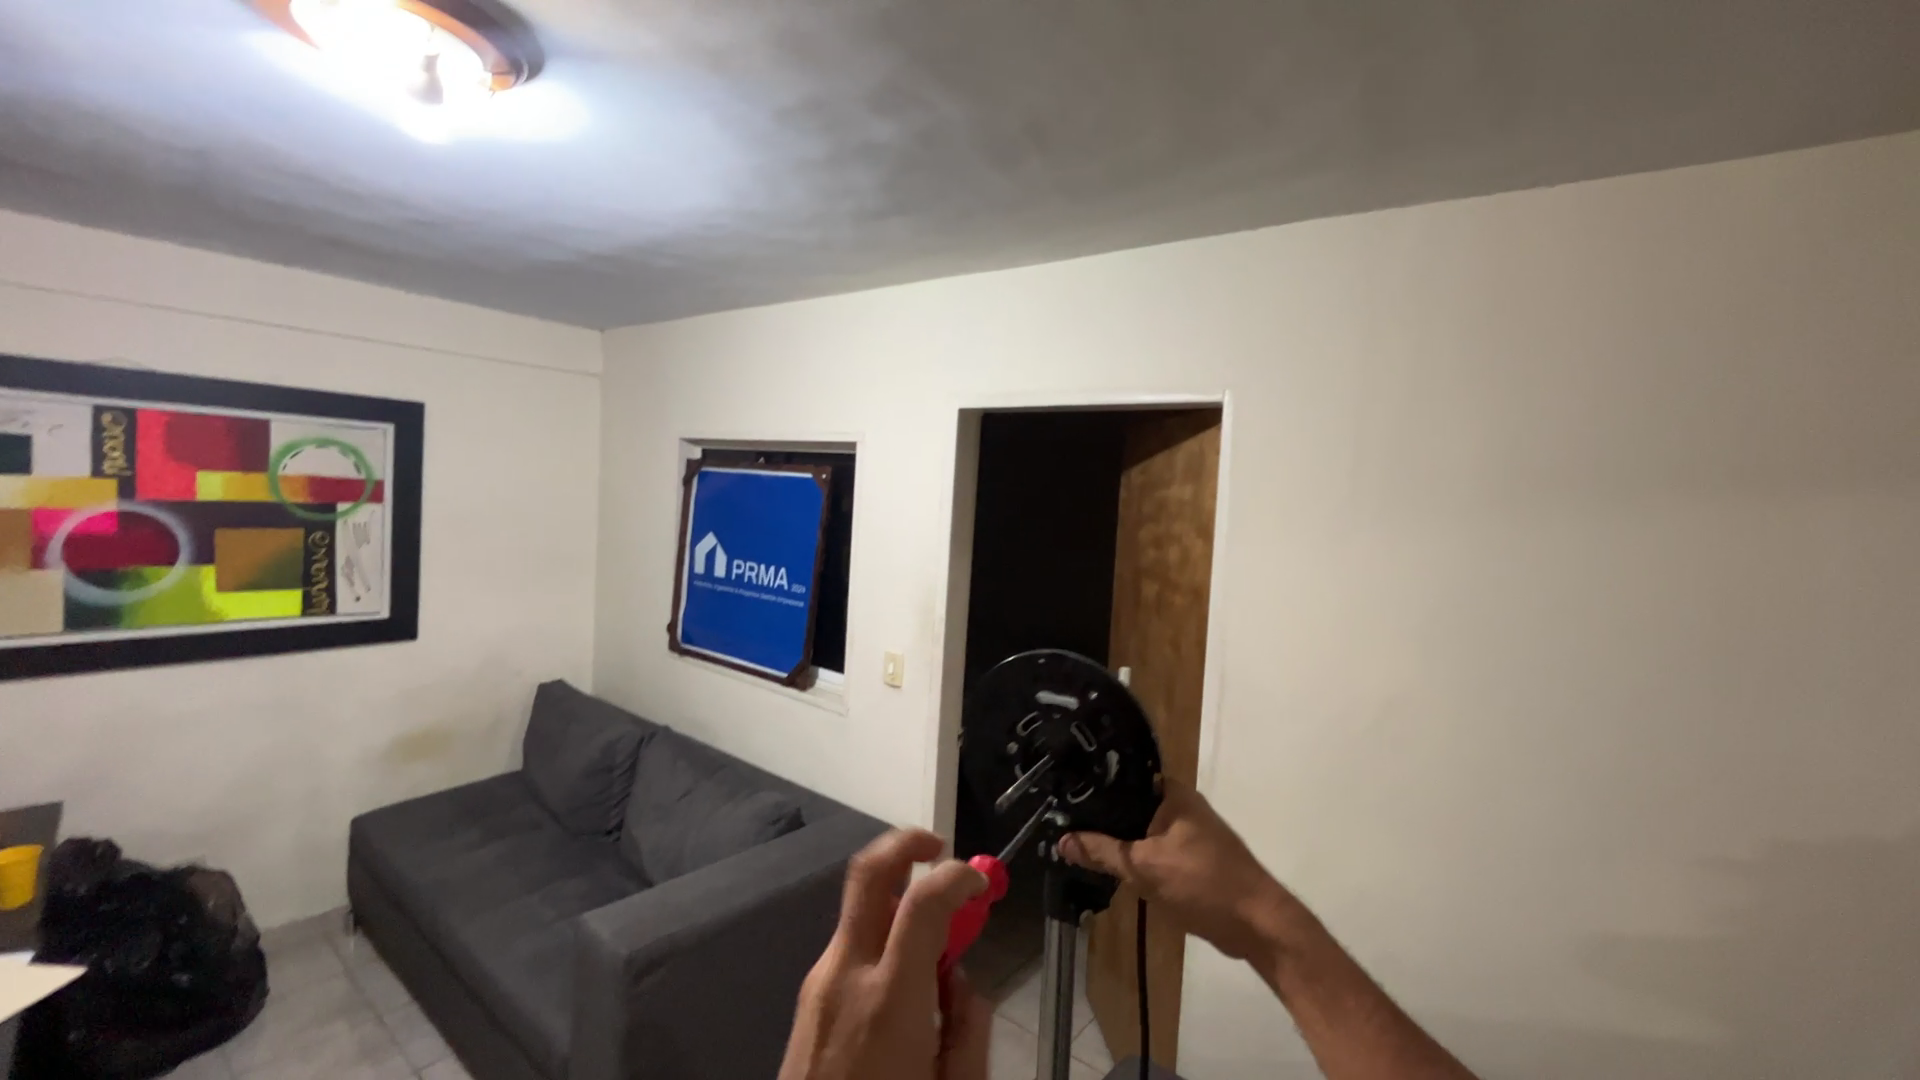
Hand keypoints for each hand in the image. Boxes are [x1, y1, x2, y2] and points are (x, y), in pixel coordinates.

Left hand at [778, 829, 992, 1079]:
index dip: (959, 875)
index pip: (923, 901)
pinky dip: (882, 936)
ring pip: (860, 907)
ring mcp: (819, 981)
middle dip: (906, 843)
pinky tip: (903, 983)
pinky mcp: (807, 996)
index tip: (981, 883)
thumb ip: (968, 1030)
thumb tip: (962, 980)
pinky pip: (851, 944)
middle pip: (868, 872)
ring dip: (898, 898)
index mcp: (888, 1001)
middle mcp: (846, 974)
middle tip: (940, 849)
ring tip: (935, 947)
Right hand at [1059, 777, 1290, 960]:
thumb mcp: (1145, 867)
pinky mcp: (1189, 857)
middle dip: (1100, 816)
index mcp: (1172, 793)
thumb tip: (1062, 840)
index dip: (1092, 785)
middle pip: (1129, 804)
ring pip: (1139, 829)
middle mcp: (1180, 805)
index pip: (1122, 776)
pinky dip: (1133, 856)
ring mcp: (1186, 831)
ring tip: (1076, 840)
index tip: (1061, 793)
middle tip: (1061, 820)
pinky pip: (1151, 849)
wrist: (1257, 925)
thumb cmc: (1204, 883)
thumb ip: (1102, 852)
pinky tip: (1107, 865)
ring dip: (1116, 839)